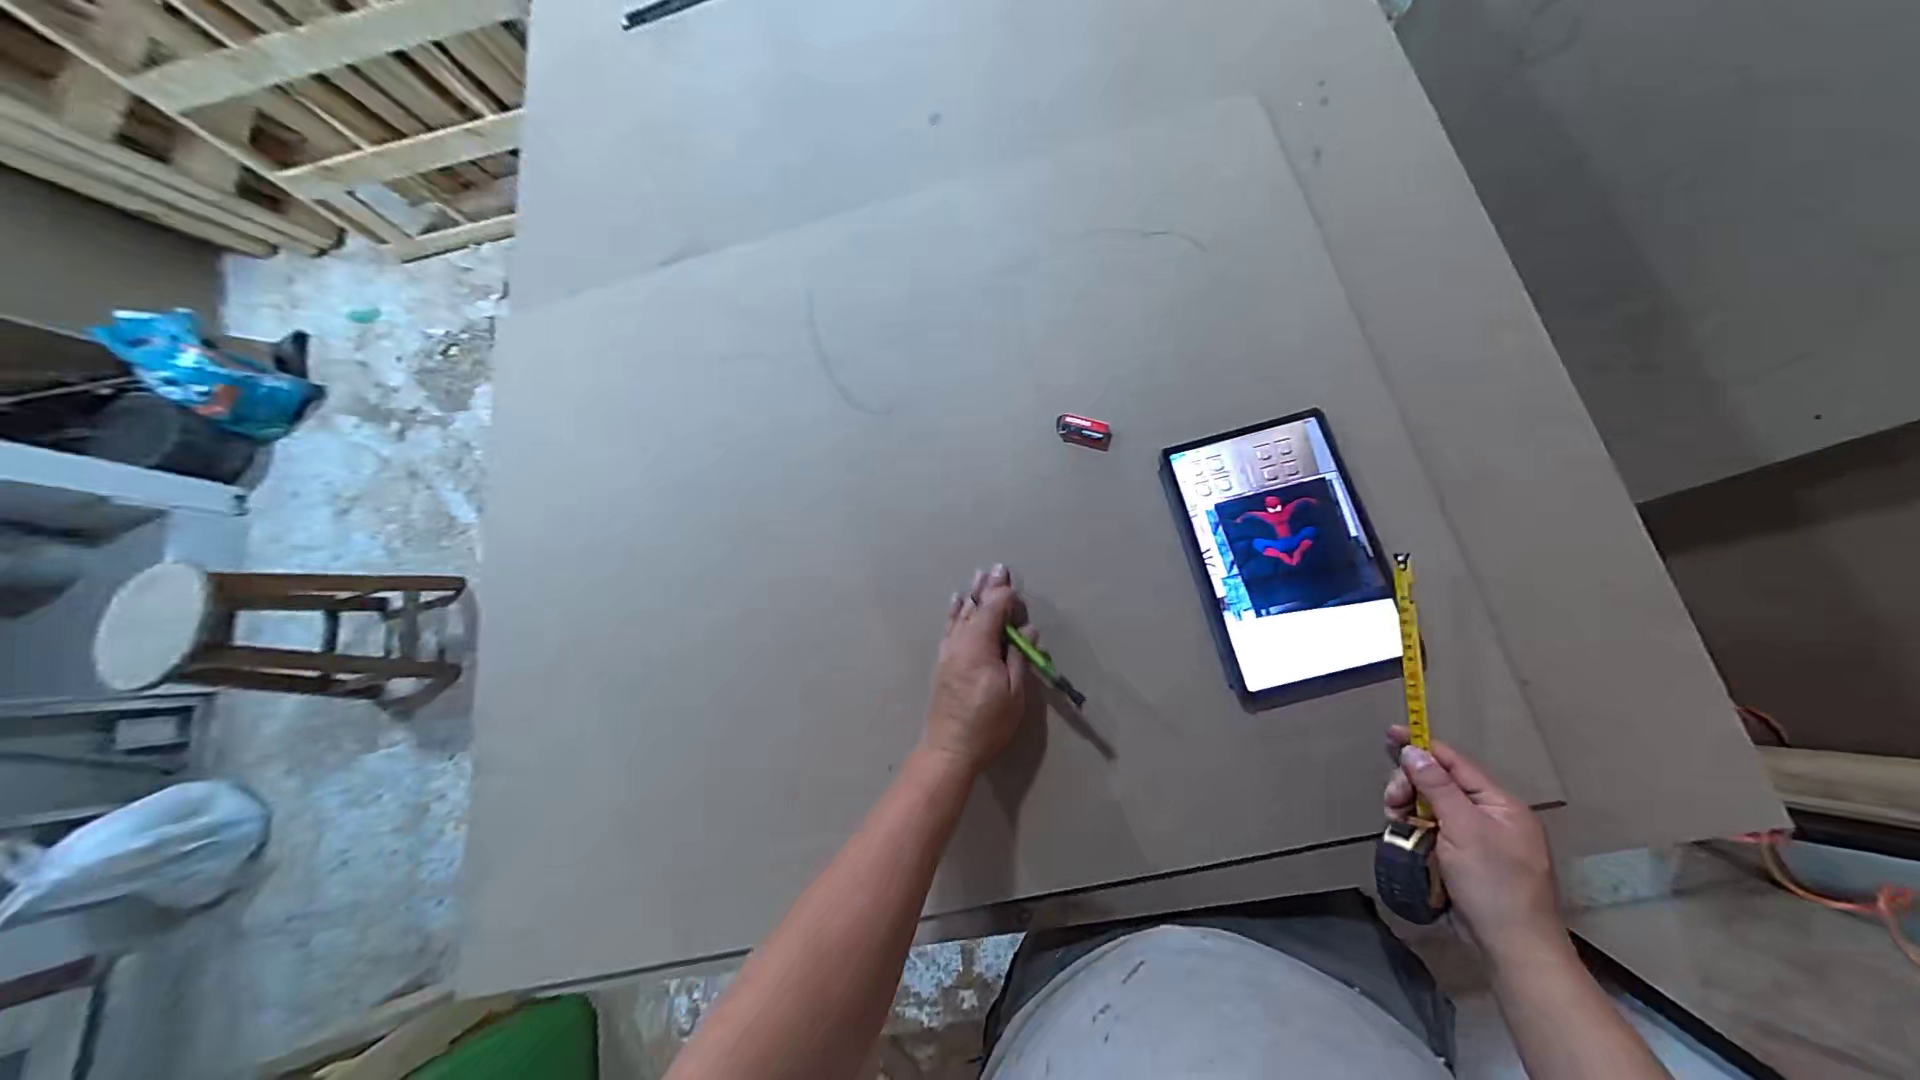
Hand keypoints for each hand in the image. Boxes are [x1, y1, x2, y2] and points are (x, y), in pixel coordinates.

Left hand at [921, 565, 1032, 775]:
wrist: (948, 749)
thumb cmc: (987, 725)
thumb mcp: (1014, 695)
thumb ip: (1019, 658)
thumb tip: (1026, 630)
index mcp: (978, 648)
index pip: (993, 612)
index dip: (1004, 595)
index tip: (1012, 580)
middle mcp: (959, 644)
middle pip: (975, 608)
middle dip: (987, 588)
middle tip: (997, 568)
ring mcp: (948, 652)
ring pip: (960, 615)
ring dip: (972, 595)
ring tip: (979, 576)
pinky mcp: (943, 662)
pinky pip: (949, 627)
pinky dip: (955, 611)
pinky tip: (956, 601)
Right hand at [1384, 726, 1563, 958]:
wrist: (1511, 946)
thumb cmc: (1493, 884)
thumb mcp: (1463, 829)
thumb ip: (1437, 787)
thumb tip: (1413, 750)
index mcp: (1501, 805)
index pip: (1455, 763)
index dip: (1423, 747)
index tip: (1391, 733)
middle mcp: (1490, 816)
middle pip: (1438, 783)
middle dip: (1410, 785)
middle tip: (1392, 802)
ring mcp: (1477, 838)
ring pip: (1430, 806)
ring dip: (1408, 808)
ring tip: (1397, 822)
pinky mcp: (1462, 857)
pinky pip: (1431, 829)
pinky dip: (1415, 828)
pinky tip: (1406, 836)